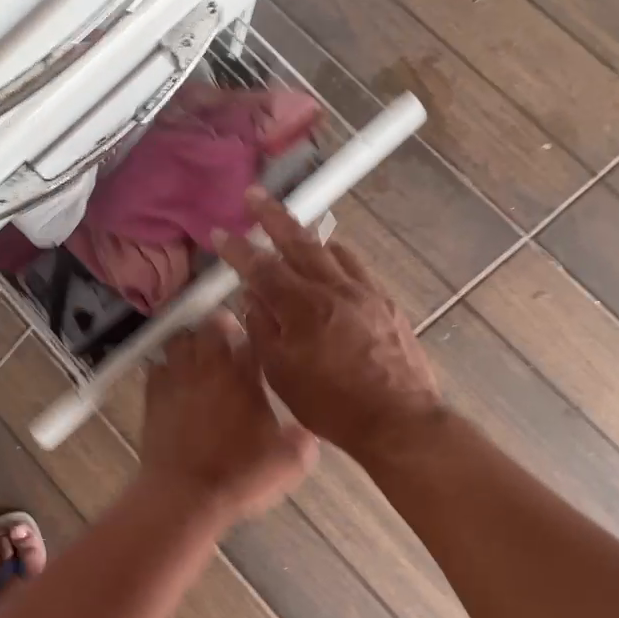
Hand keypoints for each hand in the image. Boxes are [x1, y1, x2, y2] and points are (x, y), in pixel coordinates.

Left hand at [140, 311, 316, 523]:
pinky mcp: (152, 395)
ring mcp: (176, 379)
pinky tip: (175, 378)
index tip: (260, 342)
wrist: (184, 494)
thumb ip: (302, 439)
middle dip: (221, 324)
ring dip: (191, 340)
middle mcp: (208, 368)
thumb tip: (305, 432)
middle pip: (211, 325)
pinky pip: (157, 365)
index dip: (256, 336)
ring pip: (180, 339)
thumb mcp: (288, 462)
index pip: (251, 339)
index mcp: (243, 377)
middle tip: (229, 336)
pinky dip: (166, 365)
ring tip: (200, 352)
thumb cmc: (239, 476)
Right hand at [214, 189, 442, 461]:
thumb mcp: (280, 372)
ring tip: (294, 231)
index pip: (262, 267)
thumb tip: (252, 298)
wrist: (399, 421)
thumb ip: (263, 329)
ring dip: (309, 237)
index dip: (237, 250)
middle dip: (274, 217)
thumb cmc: (331, 404)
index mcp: (303, 307)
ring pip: (333, 251)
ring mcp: (366, 294)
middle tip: (255, 196)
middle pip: (300, 242)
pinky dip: (336, 259)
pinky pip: (356, 269)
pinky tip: (331, 266)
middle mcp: (336, 290)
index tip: (219, 233)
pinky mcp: (387, 305)